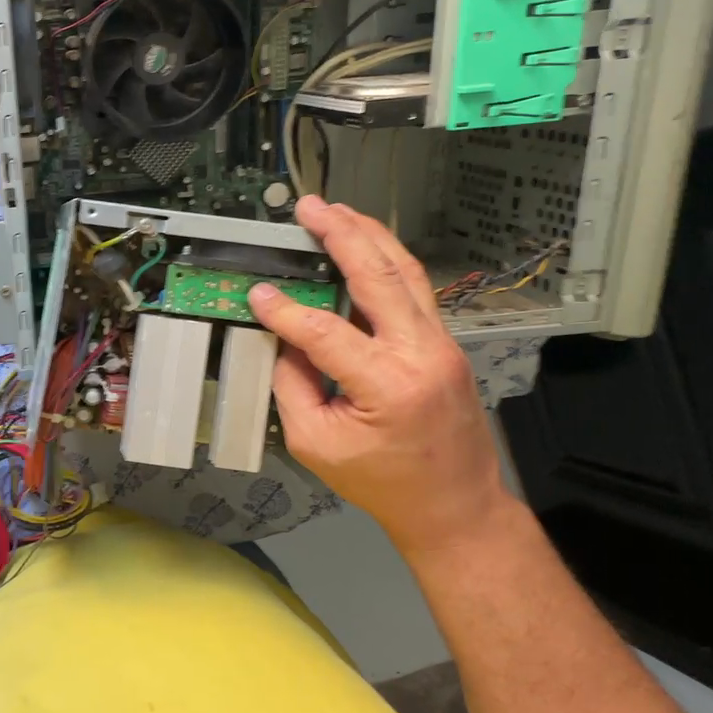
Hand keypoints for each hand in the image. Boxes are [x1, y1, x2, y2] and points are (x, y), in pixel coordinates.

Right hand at [248, 196, 515, 555]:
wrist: (455, 505)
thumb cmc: (383, 483)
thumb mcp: (317, 443)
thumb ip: (295, 385)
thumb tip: (286, 339)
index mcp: (387, 384)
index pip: (325, 331)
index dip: (285, 311)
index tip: (256, 294)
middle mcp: (421, 353)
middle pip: (379, 276)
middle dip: (341, 235)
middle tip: (310, 207)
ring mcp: (441, 344)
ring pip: (405, 272)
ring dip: (370, 236)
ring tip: (338, 211)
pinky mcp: (444, 344)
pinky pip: (414, 289)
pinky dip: (387, 259)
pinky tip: (365, 244)